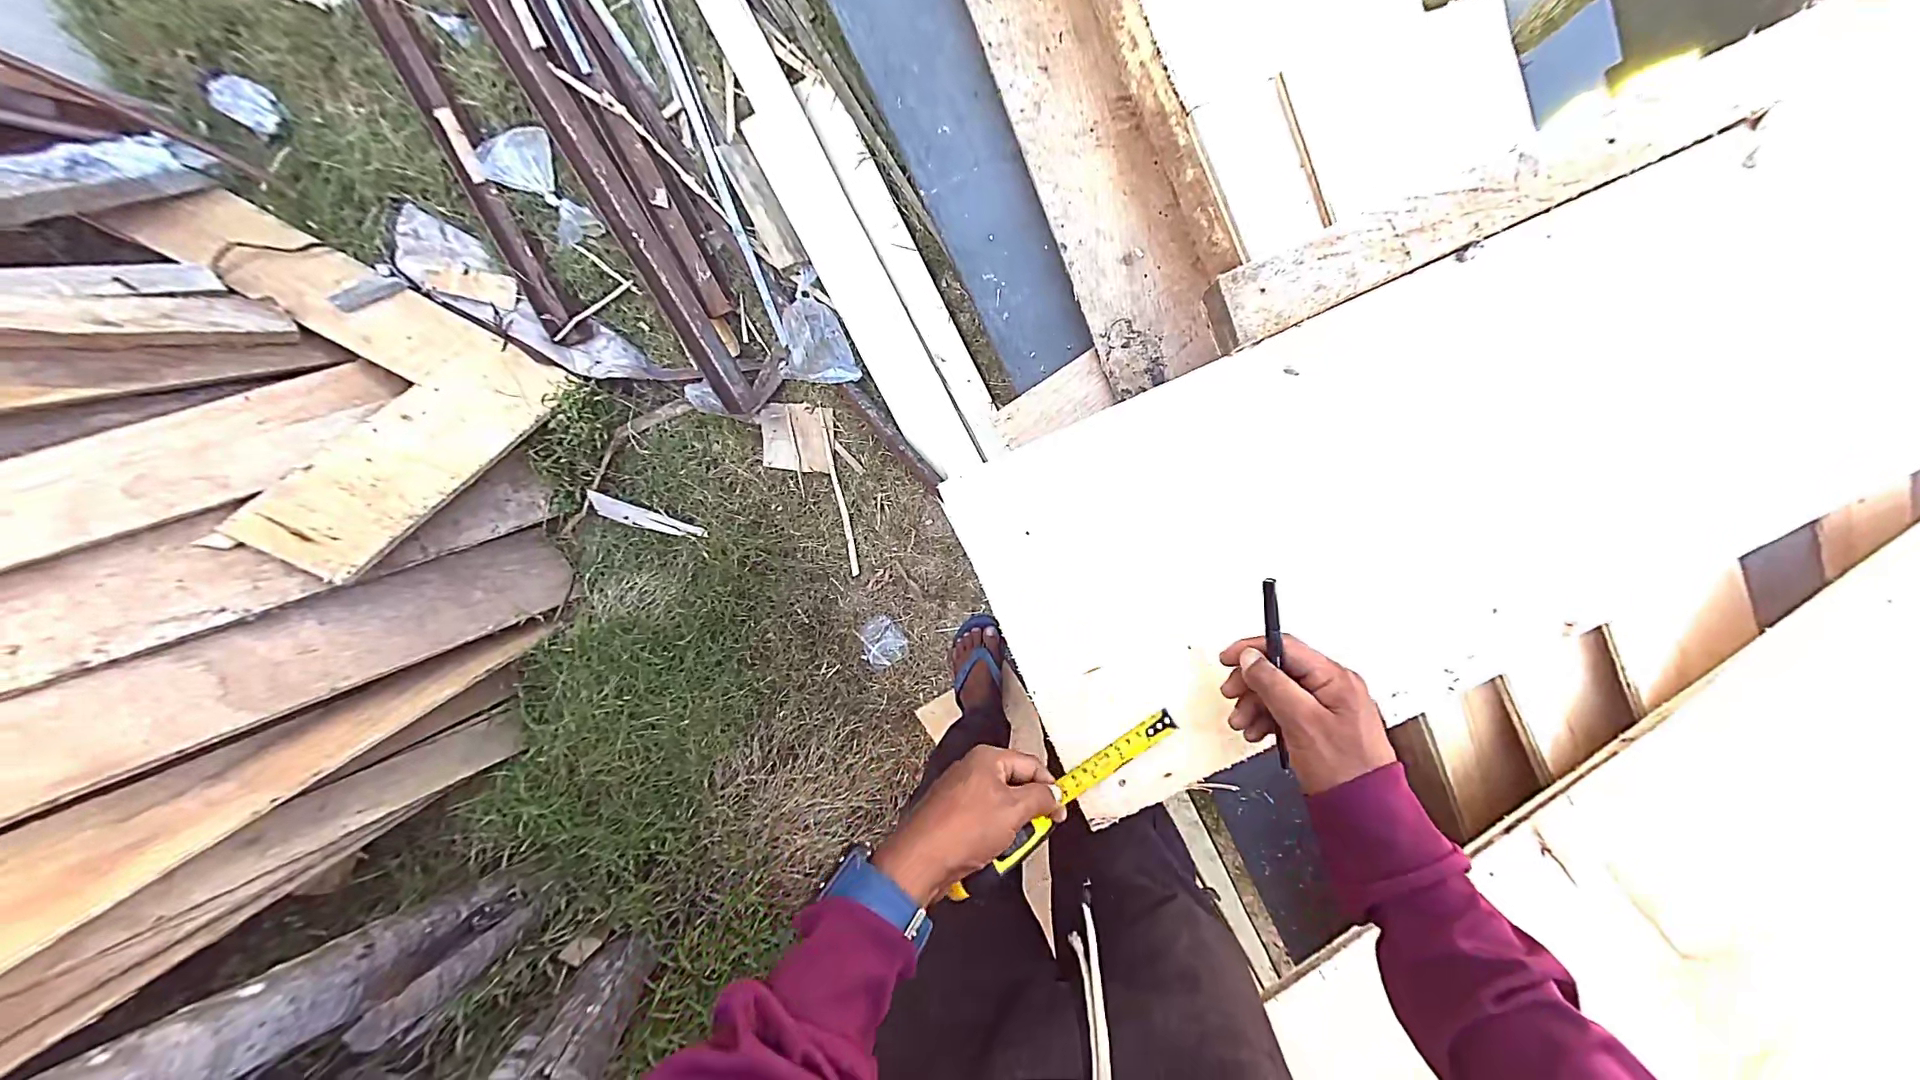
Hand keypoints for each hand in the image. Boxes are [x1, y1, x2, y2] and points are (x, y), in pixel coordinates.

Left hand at [872, 745, 1065, 906]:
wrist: (921, 861)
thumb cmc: (958, 830)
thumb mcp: (1014, 810)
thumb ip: (1041, 798)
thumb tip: (1054, 793)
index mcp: (987, 759)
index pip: (1031, 765)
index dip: (1050, 788)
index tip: (1059, 809)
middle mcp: (972, 772)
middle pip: (1017, 789)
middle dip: (1027, 814)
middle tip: (1031, 831)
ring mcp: (961, 796)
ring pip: (1002, 812)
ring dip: (1009, 834)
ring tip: (1002, 848)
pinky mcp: (955, 820)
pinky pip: (985, 828)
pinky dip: (991, 842)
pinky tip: (987, 855)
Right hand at [1218, 634, 1395, 795]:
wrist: (1364, 812)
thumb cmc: (1345, 770)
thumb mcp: (1301, 720)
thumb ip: (1273, 683)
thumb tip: (1250, 658)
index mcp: (1334, 678)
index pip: (1285, 646)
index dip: (1251, 650)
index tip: (1227, 659)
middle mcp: (1332, 687)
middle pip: (1278, 669)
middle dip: (1250, 684)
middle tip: (1232, 696)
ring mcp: (1326, 706)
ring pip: (1278, 691)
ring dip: (1254, 704)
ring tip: (1244, 723)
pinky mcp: (1320, 723)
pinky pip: (1285, 710)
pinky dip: (1266, 718)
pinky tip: (1259, 732)